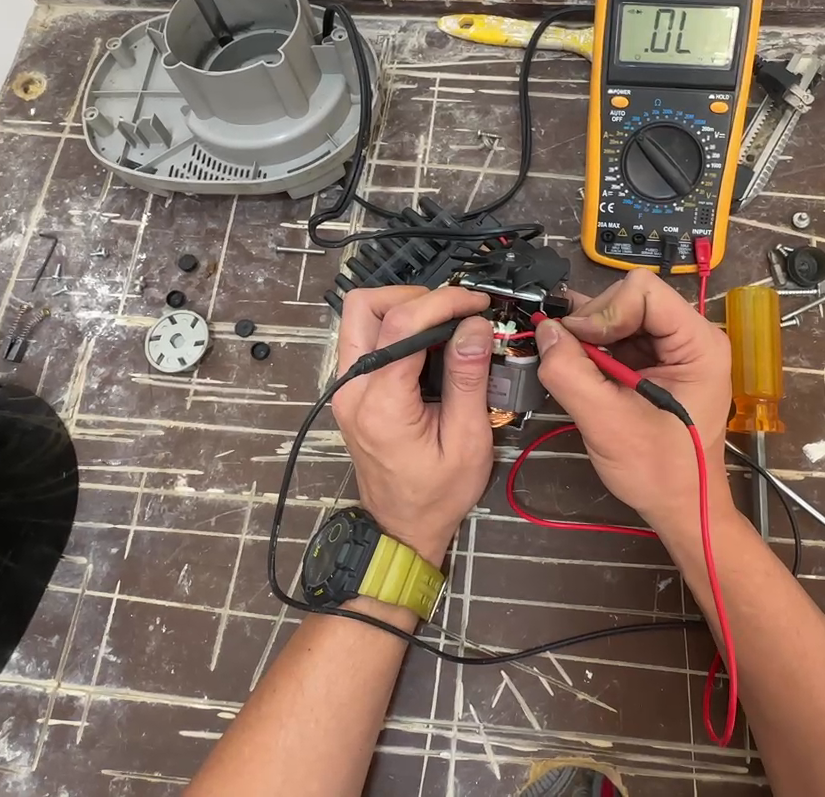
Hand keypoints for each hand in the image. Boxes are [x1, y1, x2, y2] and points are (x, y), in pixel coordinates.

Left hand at [333, 286, 495, 563]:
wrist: (402, 528)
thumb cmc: (438, 494)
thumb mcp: (467, 440)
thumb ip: (468, 377)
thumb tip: (475, 324)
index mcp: (380, 403)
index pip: (401, 324)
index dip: (444, 301)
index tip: (478, 303)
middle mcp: (352, 388)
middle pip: (364, 305)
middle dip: (413, 296)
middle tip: (453, 311)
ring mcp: (346, 387)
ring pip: (360, 316)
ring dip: (402, 308)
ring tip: (444, 323)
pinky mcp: (352, 389)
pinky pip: (367, 338)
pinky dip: (397, 327)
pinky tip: (430, 343)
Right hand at [533, 269, 735, 534]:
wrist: (680, 507)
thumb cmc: (658, 471)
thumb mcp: (607, 423)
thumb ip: (571, 373)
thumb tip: (545, 331)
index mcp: (698, 344)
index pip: (643, 290)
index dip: (604, 311)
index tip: (580, 346)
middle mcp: (690, 335)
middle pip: (629, 297)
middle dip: (594, 324)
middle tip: (572, 359)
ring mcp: (673, 346)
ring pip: (618, 313)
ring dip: (590, 337)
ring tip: (572, 364)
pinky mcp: (655, 359)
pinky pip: (617, 334)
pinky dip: (593, 347)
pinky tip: (580, 366)